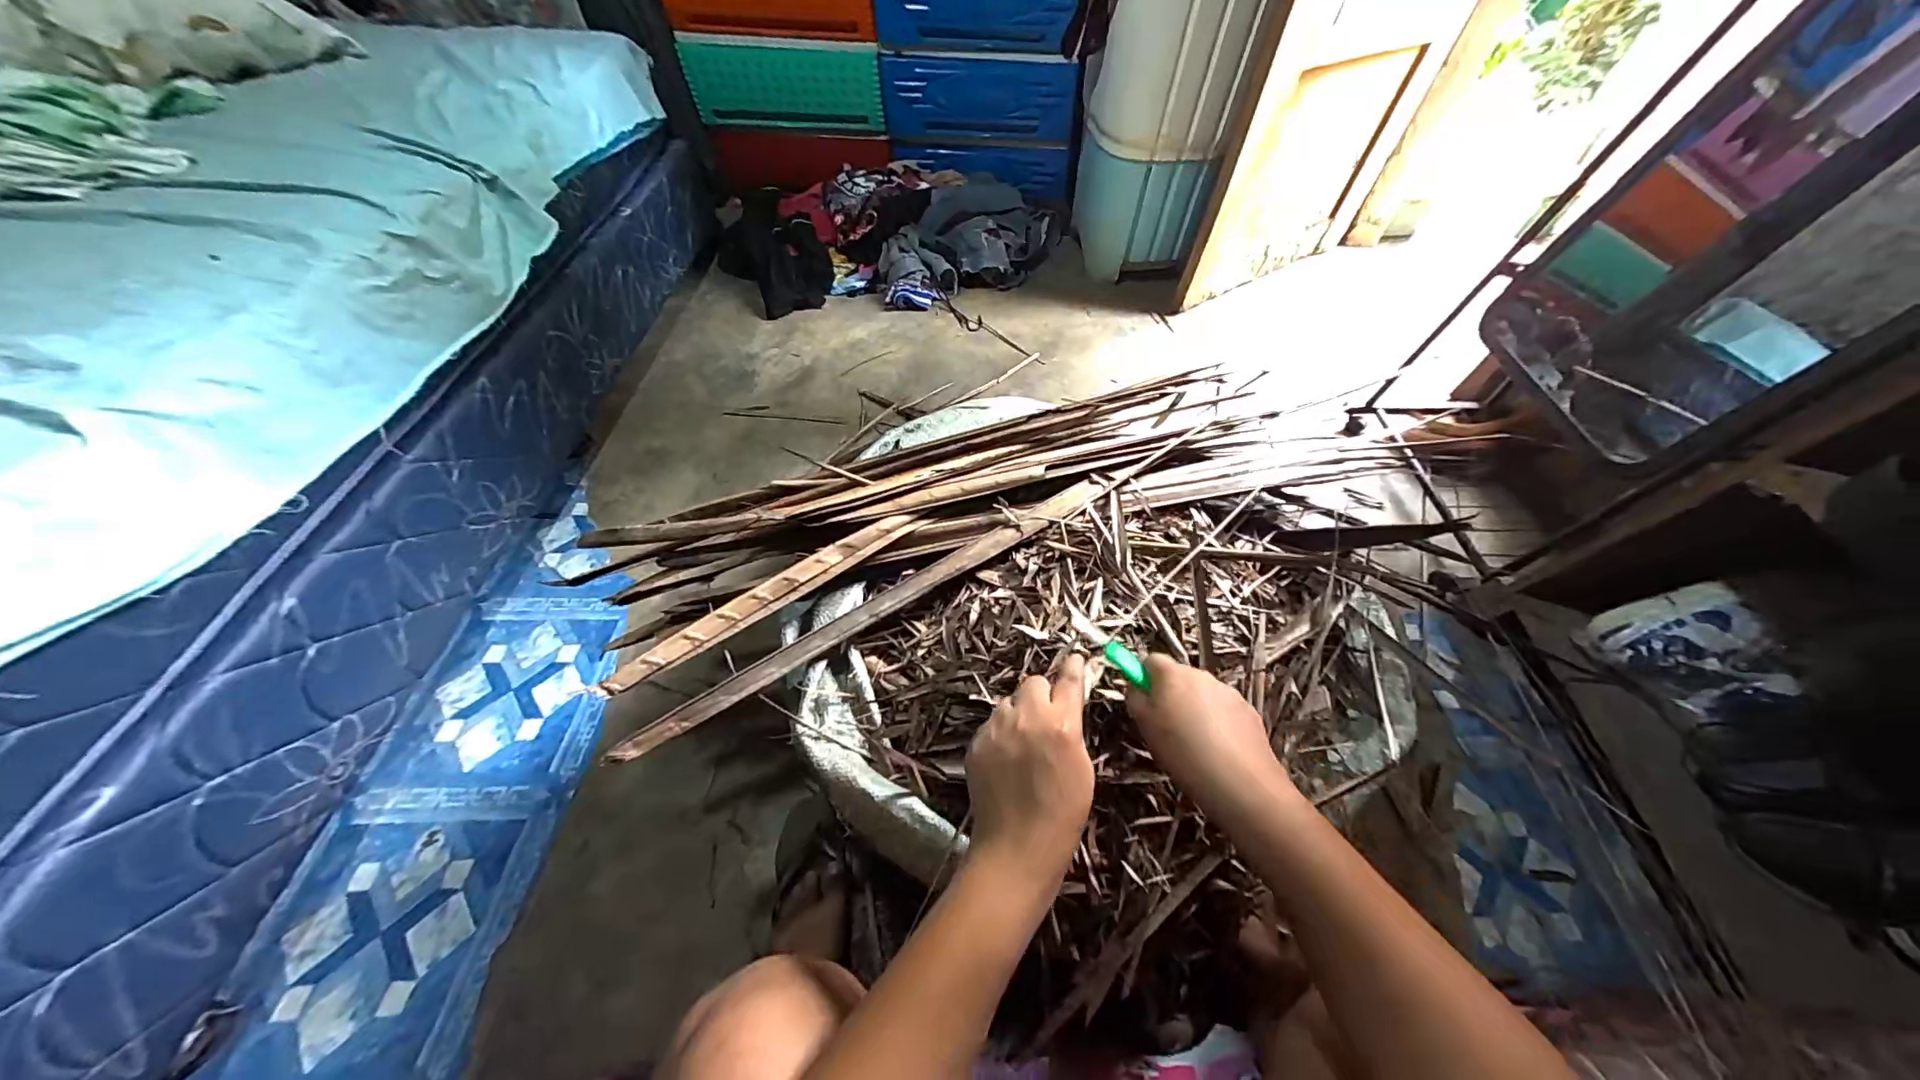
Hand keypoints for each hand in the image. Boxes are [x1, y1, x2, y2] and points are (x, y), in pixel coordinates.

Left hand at [966, 654, 1093, 875]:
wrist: (1017, 845)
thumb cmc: (1063, 813)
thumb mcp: (1083, 768)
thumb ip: (1072, 730)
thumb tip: (1067, 709)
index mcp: (1060, 724)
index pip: (1067, 680)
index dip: (1073, 668)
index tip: (1074, 660)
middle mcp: (1026, 717)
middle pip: (1033, 683)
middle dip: (1042, 694)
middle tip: (1047, 717)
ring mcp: (996, 729)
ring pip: (1009, 702)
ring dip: (1019, 712)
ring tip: (1024, 741)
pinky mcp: (977, 742)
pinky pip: (992, 724)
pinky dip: (1001, 733)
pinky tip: (1007, 758)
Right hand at [1124, 654, 1299, 828]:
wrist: (1239, 780)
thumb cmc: (1182, 751)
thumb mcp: (1144, 725)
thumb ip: (1135, 698)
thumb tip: (1135, 686)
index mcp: (1172, 675)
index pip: (1150, 660)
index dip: (1143, 677)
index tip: (1142, 699)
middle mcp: (1201, 676)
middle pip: (1178, 677)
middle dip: (1170, 695)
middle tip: (1164, 726)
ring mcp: (1227, 692)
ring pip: (1201, 694)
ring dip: (1194, 709)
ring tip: (1192, 743)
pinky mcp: (1247, 711)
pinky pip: (1223, 710)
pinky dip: (1217, 723)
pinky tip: (1215, 750)